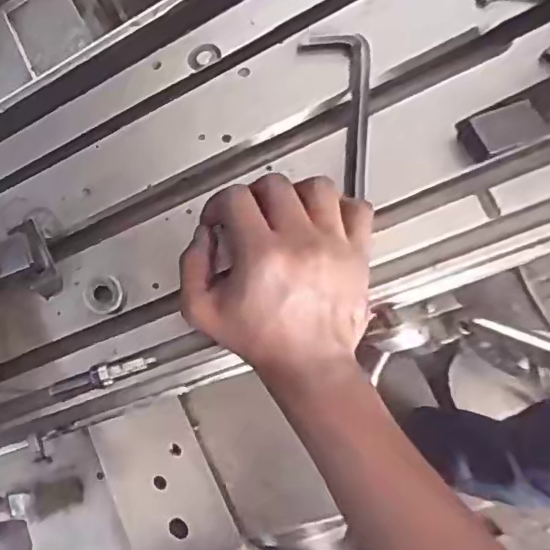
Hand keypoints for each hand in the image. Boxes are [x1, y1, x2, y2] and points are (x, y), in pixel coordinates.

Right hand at [180, 174, 372, 389]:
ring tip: (284, 214)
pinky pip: (357, 208)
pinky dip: (338, 207)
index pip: (235, 198)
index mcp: (261, 254)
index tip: (218, 221)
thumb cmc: (261, 339)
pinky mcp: (357, 253)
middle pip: (274, 185)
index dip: (218, 204)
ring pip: (316, 187)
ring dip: (294, 195)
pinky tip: (321, 221)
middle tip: (247, 217)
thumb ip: (191, 266)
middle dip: (252, 196)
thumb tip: (203, 235)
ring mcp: (333, 245)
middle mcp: (300, 242)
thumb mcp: (200, 310)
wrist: (309, 364)